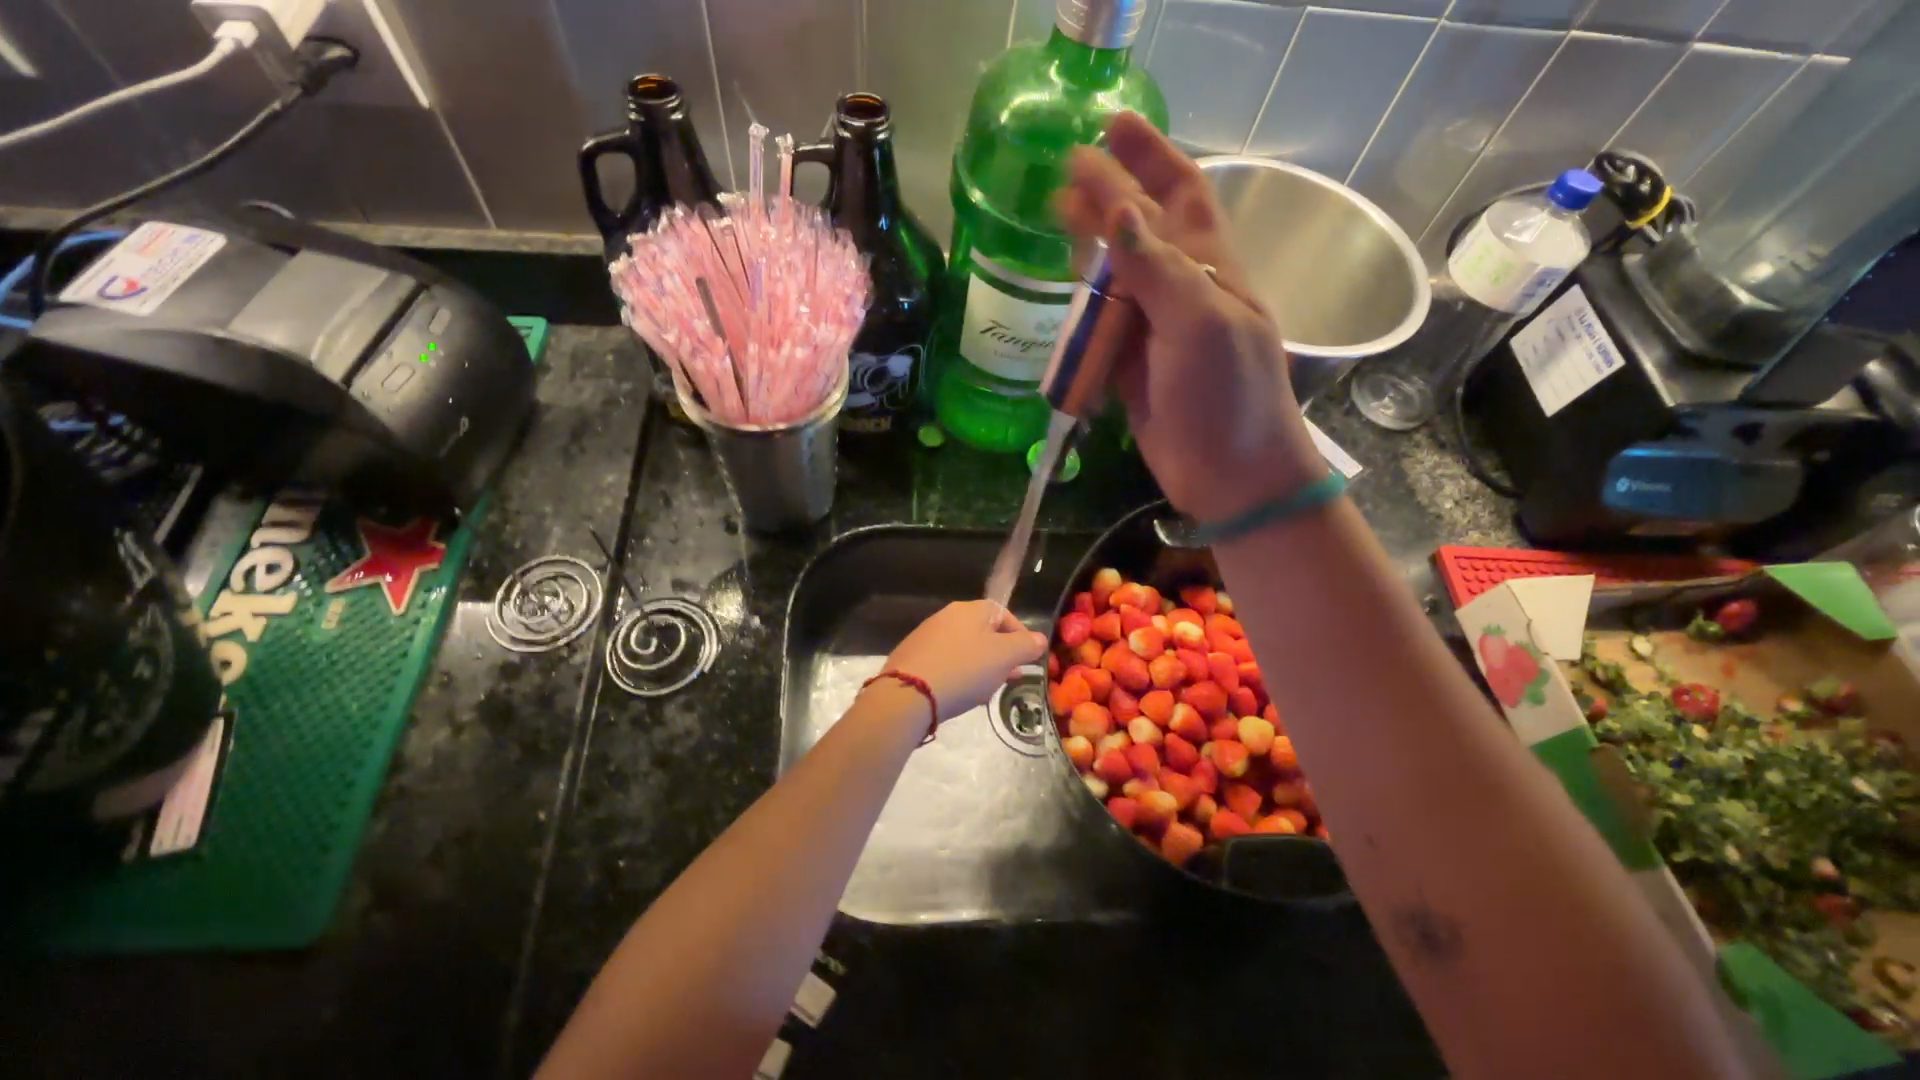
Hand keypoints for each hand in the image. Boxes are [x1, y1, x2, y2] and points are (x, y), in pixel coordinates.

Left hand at [877, 601, 1047, 723]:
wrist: (907, 694)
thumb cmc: (963, 670)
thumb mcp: (1004, 657)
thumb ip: (1026, 645)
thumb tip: (1039, 639)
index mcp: (971, 609)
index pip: (1004, 614)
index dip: (1020, 635)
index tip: (1028, 659)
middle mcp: (947, 615)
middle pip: (983, 631)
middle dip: (1000, 654)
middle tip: (1009, 677)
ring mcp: (926, 635)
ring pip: (964, 648)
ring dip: (980, 666)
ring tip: (986, 690)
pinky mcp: (912, 656)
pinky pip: (945, 662)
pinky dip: (958, 673)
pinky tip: (959, 693)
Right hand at [1054, 112, 1324, 523]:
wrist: (1231, 477)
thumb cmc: (1228, 396)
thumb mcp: (1199, 325)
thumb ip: (1158, 269)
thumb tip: (1120, 211)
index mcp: (1211, 268)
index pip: (1181, 194)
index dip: (1151, 156)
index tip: (1111, 125)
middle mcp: (1183, 289)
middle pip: (1142, 228)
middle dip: (1109, 194)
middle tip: (1065, 167)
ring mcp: (1155, 328)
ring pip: (1116, 274)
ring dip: (1088, 244)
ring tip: (1053, 213)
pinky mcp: (1131, 366)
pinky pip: (1100, 323)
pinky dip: (1079, 302)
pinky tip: (1059, 284)